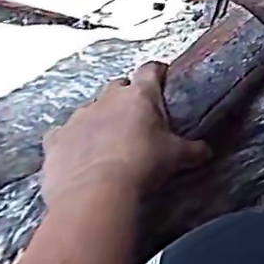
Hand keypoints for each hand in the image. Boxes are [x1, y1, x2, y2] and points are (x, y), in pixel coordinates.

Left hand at [40, 62, 209, 213]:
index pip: (151, 69)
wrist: (94, 194)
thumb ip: (193, 150)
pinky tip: (76, 156)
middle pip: (118, 86)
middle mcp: (108, 98)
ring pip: (90, 109)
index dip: (157, 72)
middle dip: (126, 97)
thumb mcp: (176, 156)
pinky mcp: (55, 139)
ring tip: (106, 142)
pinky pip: (63, 134)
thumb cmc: (142, 165)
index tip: (162, 79)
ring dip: (98, 120)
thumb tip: (207, 151)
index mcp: (140, 94)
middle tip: (135, 118)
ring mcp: (78, 117)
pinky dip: (70, 141)